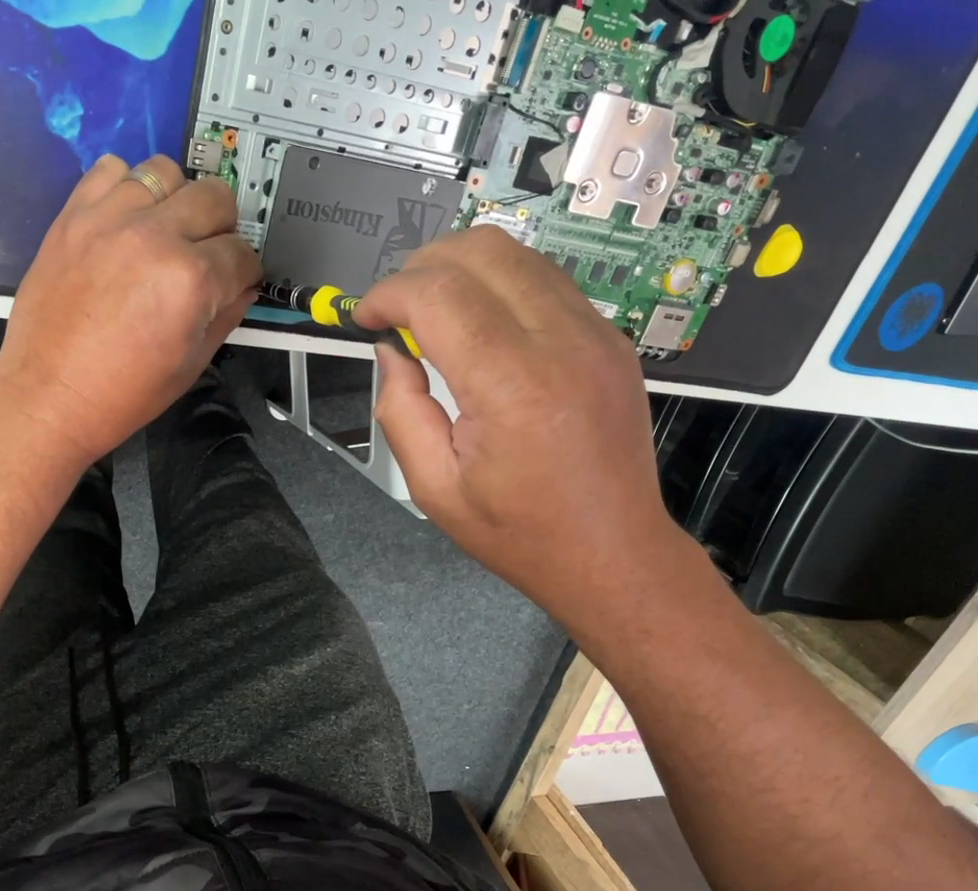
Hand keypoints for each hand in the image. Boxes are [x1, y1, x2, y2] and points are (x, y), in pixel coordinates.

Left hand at [0, 155, 261, 464]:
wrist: (50, 397)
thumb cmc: (120, 393)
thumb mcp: (191, 364)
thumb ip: (226, 315)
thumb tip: (242, 287)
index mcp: (190, 280)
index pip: (243, 253)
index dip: (246, 271)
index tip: (237, 279)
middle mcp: (154, 238)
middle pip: (215, 197)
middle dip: (222, 227)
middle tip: (208, 253)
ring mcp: (109, 220)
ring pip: (165, 171)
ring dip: (176, 199)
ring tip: (166, 230)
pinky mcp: (73, 217)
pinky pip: (110, 169)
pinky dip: (126, 186)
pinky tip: (126, 219)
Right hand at [354, 226, 686, 618]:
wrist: (613, 552)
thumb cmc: (521, 533)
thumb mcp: (435, 489)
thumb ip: (401, 411)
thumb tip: (392, 351)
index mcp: (512, 387)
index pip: (438, 295)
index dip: (388, 294)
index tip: (365, 318)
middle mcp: (561, 343)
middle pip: (481, 251)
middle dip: (422, 267)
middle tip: (395, 309)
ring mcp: (595, 335)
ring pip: (518, 254)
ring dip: (462, 268)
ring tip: (432, 312)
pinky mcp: (610, 339)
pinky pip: (546, 281)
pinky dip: (500, 285)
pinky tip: (479, 324)